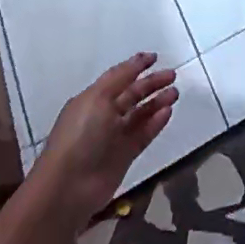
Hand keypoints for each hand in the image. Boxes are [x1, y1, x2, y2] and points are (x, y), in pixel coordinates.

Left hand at [33, 53, 177, 217]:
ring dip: (157, 102)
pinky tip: (168, 112)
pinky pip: (143, 134)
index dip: (135, 66)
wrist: (70, 186)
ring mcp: (114, 136)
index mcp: (92, 99)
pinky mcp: (125, 155)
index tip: (155, 57)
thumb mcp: (97, 98)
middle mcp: (103, 115)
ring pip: (140, 114)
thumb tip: (137, 60)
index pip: (117, 77)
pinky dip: (155, 122)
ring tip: (175, 93)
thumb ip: (120, 78)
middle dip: (151, 83)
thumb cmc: (81, 135)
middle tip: (172, 75)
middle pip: (132, 94)